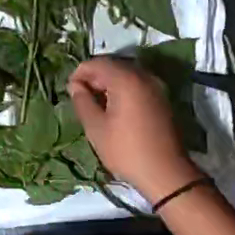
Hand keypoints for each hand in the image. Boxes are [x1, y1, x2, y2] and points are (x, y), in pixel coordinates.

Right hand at [67, 57, 203, 202]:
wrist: (165, 171)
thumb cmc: (125, 150)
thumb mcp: (95, 127)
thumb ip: (82, 101)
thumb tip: (75, 86)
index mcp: (126, 80)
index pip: (97, 63)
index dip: (79, 73)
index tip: (70, 90)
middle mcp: (144, 77)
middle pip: (113, 66)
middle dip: (94, 77)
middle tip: (81, 96)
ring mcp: (156, 87)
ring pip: (126, 75)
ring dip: (108, 84)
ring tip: (95, 104)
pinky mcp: (162, 99)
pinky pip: (137, 85)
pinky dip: (122, 90)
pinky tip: (114, 108)